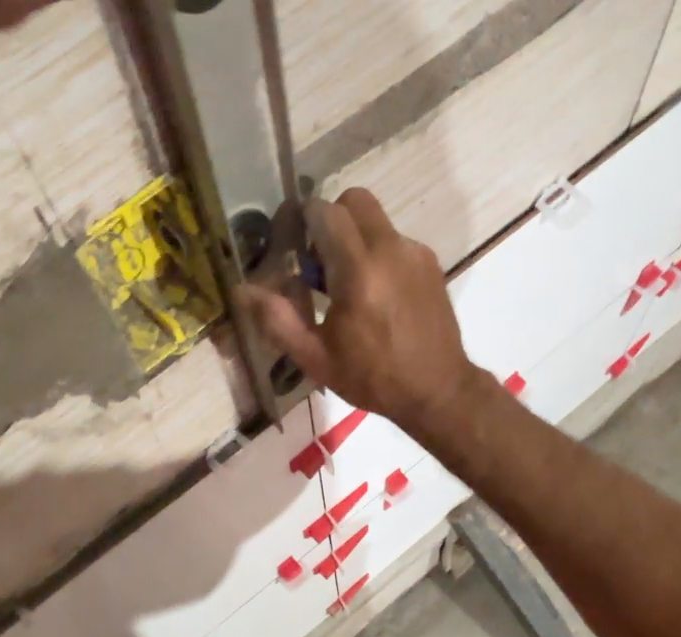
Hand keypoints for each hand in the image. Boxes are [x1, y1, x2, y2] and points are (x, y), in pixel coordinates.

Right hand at [237, 189, 488, 431]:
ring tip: (345, 284)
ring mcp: (415, 253)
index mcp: (359, 272)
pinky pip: (395, 241)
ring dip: (354, 238)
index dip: (303, 220)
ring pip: (376, 221)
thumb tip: (243, 291)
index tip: (293, 245)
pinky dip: (378, 255)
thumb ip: (277, 320)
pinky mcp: (430, 263)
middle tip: (319, 258)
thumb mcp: (316, 358)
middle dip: (331, 219)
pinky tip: (375, 295)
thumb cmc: (372, 379)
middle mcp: (390, 250)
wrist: (437, 391)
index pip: (325, 212)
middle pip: (355, 200)